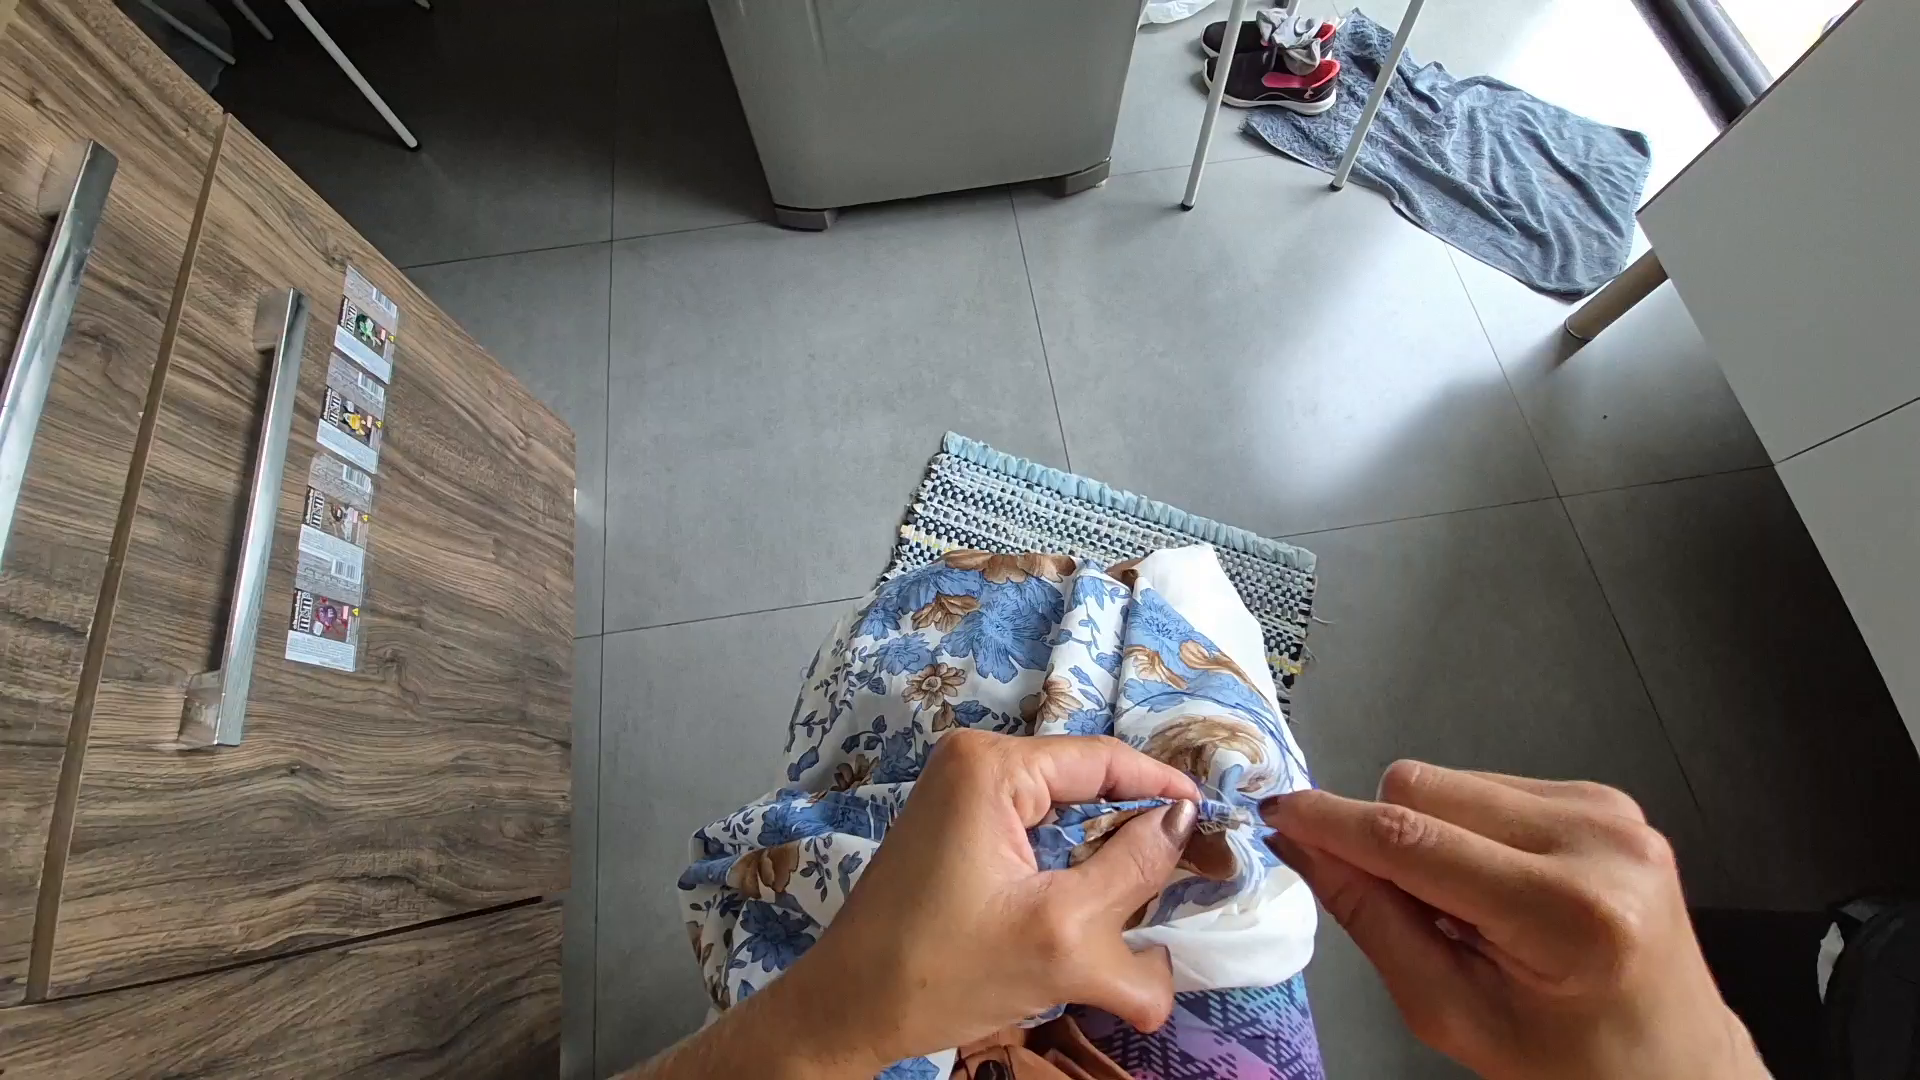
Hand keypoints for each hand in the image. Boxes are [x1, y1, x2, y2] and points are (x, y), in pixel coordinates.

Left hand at [765, 730, 1201, 1074]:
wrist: (847, 1010)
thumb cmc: (944, 969)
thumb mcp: (1058, 930)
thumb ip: (1131, 868)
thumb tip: (1183, 821)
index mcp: (991, 764)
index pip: (1100, 759)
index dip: (1162, 788)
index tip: (1213, 822)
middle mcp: (975, 760)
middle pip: (1082, 784)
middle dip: (1132, 831)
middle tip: (1188, 874)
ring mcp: (960, 790)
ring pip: (1061, 811)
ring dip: (1101, 855)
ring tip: (1144, 898)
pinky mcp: (957, 824)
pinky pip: (1032, 829)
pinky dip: (1067, 863)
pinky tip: (1090, 903)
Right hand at [1262, 762, 1766, 1079]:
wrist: (1685, 1076)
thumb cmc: (1562, 1067)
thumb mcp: (1448, 1012)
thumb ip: (1367, 915)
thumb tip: (1297, 838)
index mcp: (1568, 915)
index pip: (1407, 840)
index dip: (1328, 820)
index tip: (1274, 811)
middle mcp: (1597, 841)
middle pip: (1415, 786)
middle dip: (1383, 835)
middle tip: (1410, 904)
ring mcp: (1608, 811)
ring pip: (1440, 778)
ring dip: (1423, 829)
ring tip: (1466, 900)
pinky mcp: (1605, 799)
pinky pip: (1476, 783)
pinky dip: (1460, 826)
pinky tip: (1497, 880)